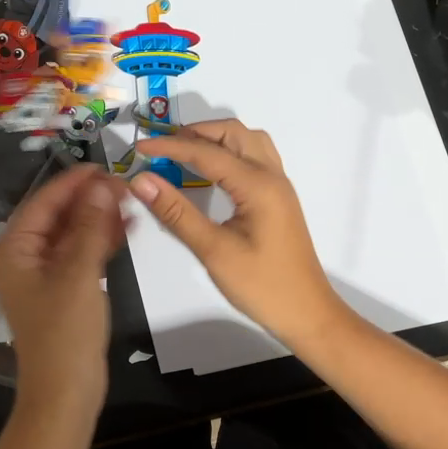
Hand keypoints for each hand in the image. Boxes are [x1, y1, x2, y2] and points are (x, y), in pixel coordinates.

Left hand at [0, 165, 127, 406]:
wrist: (66, 396)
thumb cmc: (65, 332)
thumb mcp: (78, 273)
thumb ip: (89, 226)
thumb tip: (101, 184)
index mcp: (13, 249)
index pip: (43, 202)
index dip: (73, 182)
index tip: (103, 165)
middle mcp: (23, 256)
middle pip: (57, 215)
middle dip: (89, 198)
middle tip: (124, 184)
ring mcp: (43, 273)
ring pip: (71, 232)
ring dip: (98, 217)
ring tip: (130, 201)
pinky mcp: (62, 288)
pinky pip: (80, 252)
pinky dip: (100, 240)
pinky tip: (127, 228)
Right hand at [129, 120, 349, 346]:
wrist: (309, 315)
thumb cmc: (262, 286)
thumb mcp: (214, 251)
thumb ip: (176, 212)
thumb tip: (141, 180)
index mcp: (257, 185)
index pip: (206, 152)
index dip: (169, 146)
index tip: (139, 147)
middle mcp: (271, 176)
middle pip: (233, 133)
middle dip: (196, 133)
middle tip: (164, 147)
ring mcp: (279, 185)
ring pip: (247, 140)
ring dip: (216, 137)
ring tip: (186, 152)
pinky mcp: (279, 197)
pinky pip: (255, 155)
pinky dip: (230, 150)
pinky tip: (213, 170)